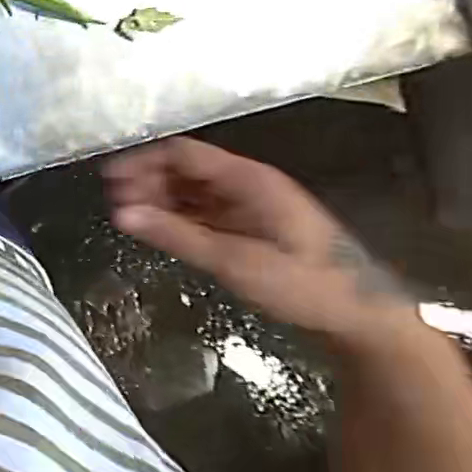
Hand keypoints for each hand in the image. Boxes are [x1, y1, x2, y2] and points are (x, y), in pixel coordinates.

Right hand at [104, 138, 421, 350]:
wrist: (362, 317)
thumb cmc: (303, 284)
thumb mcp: (235, 261)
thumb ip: (176, 235)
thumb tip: (121, 214)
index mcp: (246, 179)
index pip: (182, 154)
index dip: (142, 160)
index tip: (109, 178)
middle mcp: (244, 183)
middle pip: (183, 168)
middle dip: (146, 180)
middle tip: (113, 201)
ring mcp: (247, 204)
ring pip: (190, 189)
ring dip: (158, 198)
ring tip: (127, 215)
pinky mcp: (248, 225)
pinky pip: (202, 210)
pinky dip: (176, 216)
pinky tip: (157, 228)